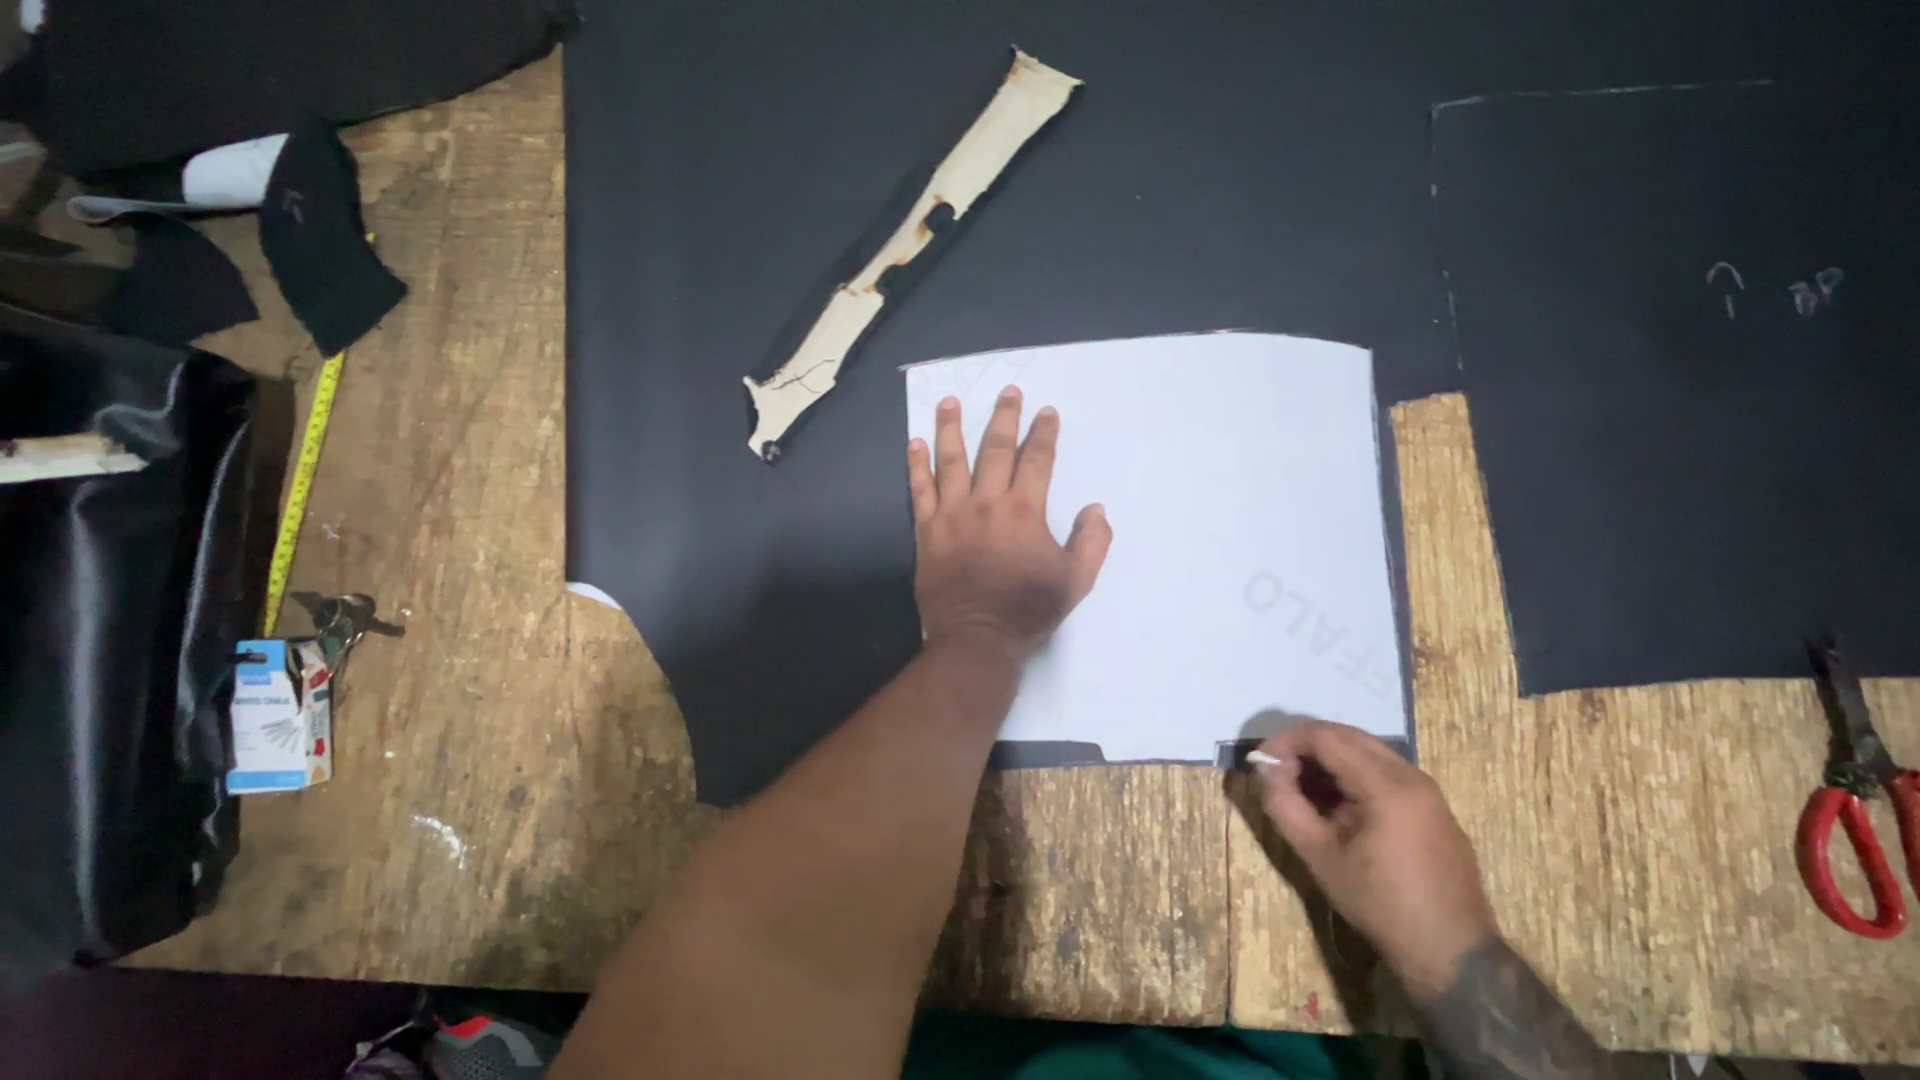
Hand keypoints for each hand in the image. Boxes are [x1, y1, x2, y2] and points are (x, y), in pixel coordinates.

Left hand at [908, 387, 1111, 662]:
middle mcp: (986, 503)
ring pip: (951, 461)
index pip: (1036, 460)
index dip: (1043, 433)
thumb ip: (1091, 541)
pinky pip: (919, 490)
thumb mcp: (1075, 581)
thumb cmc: (1028, 610)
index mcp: (1024, 511)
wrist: (977, 639)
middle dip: (1003, 417)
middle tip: (1007, 393)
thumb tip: (1095, 508)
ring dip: (951, 428)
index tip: (1046, 413)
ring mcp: (952, 514)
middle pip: (994, 449)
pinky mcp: (927, 531)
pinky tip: (915, 442)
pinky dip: (917, 465)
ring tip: (950, 402)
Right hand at [1253, 720, 1495, 1000]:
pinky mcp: (1434, 805)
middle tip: (1277, 770)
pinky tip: (1336, 802)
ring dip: (1329, 756)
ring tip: (1301, 785)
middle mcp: (1412, 775)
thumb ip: (1285, 805)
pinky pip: (1386, 770)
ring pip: (1368, 750)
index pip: (1326, 737)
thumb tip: (1265, 770)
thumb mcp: (1319, 855)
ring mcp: (1428, 789)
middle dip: (1306, 745)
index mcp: (1386, 785)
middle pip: (1348, 736)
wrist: (1450, 950)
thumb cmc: (1378, 903)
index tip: (1261, 763)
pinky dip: (1353, 771)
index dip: (1286, 741)